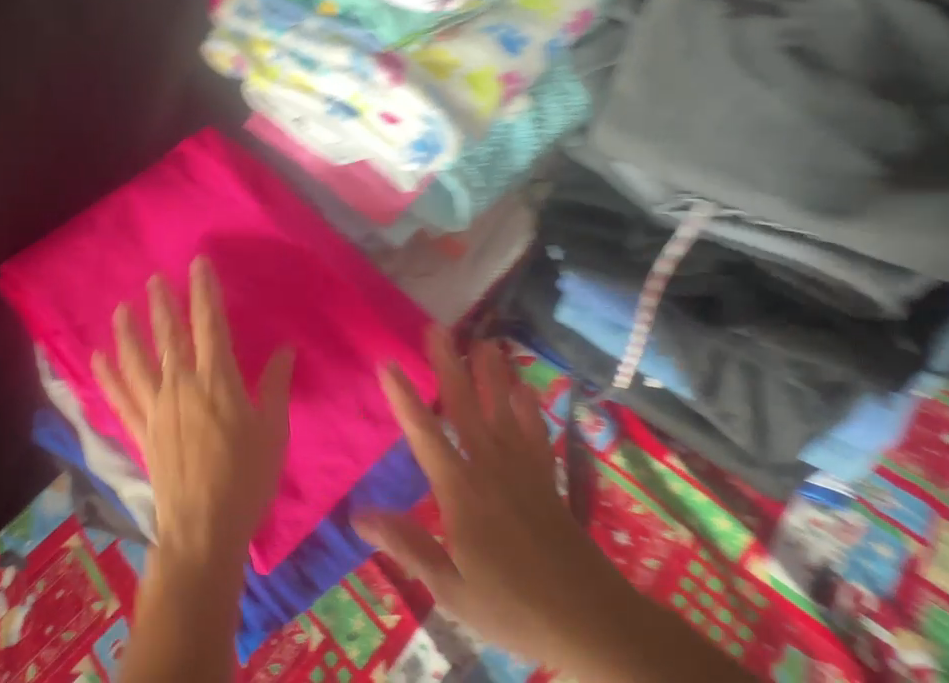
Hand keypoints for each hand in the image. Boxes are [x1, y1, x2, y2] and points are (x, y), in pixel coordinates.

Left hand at [93, 256, 294, 571]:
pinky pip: (121, 398)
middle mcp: (181, 386)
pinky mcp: (141, 432)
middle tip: (153, 278)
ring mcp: (156, 409)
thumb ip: (275, 386)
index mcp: (217, 381)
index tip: (197, 264)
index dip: (204, 292)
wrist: (204, 527)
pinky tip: (98, 358)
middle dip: (162, 304)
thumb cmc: (247, 478)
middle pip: (169, 337)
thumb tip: (285, 350)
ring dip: (129, 333)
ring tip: (120, 308)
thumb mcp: (273, 430)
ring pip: (138, 361)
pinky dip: (107, 376)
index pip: (210, 325)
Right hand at [355, 331, 626, 672]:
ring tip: (484, 341)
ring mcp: (524, 472)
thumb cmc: (512, 608)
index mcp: (462, 494)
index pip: (426, 436)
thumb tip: (358, 514)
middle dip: (449, 366)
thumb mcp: (450, 589)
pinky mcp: (548, 482)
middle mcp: (492, 470)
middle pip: (467, 409)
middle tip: (436, 328)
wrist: (590, 619)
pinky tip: (524, 390)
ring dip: (492, 375)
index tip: (387, 362)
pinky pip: (535, 434)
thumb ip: (408, 545)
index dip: (404, 399)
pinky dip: (528, 409)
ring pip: (503, 412)